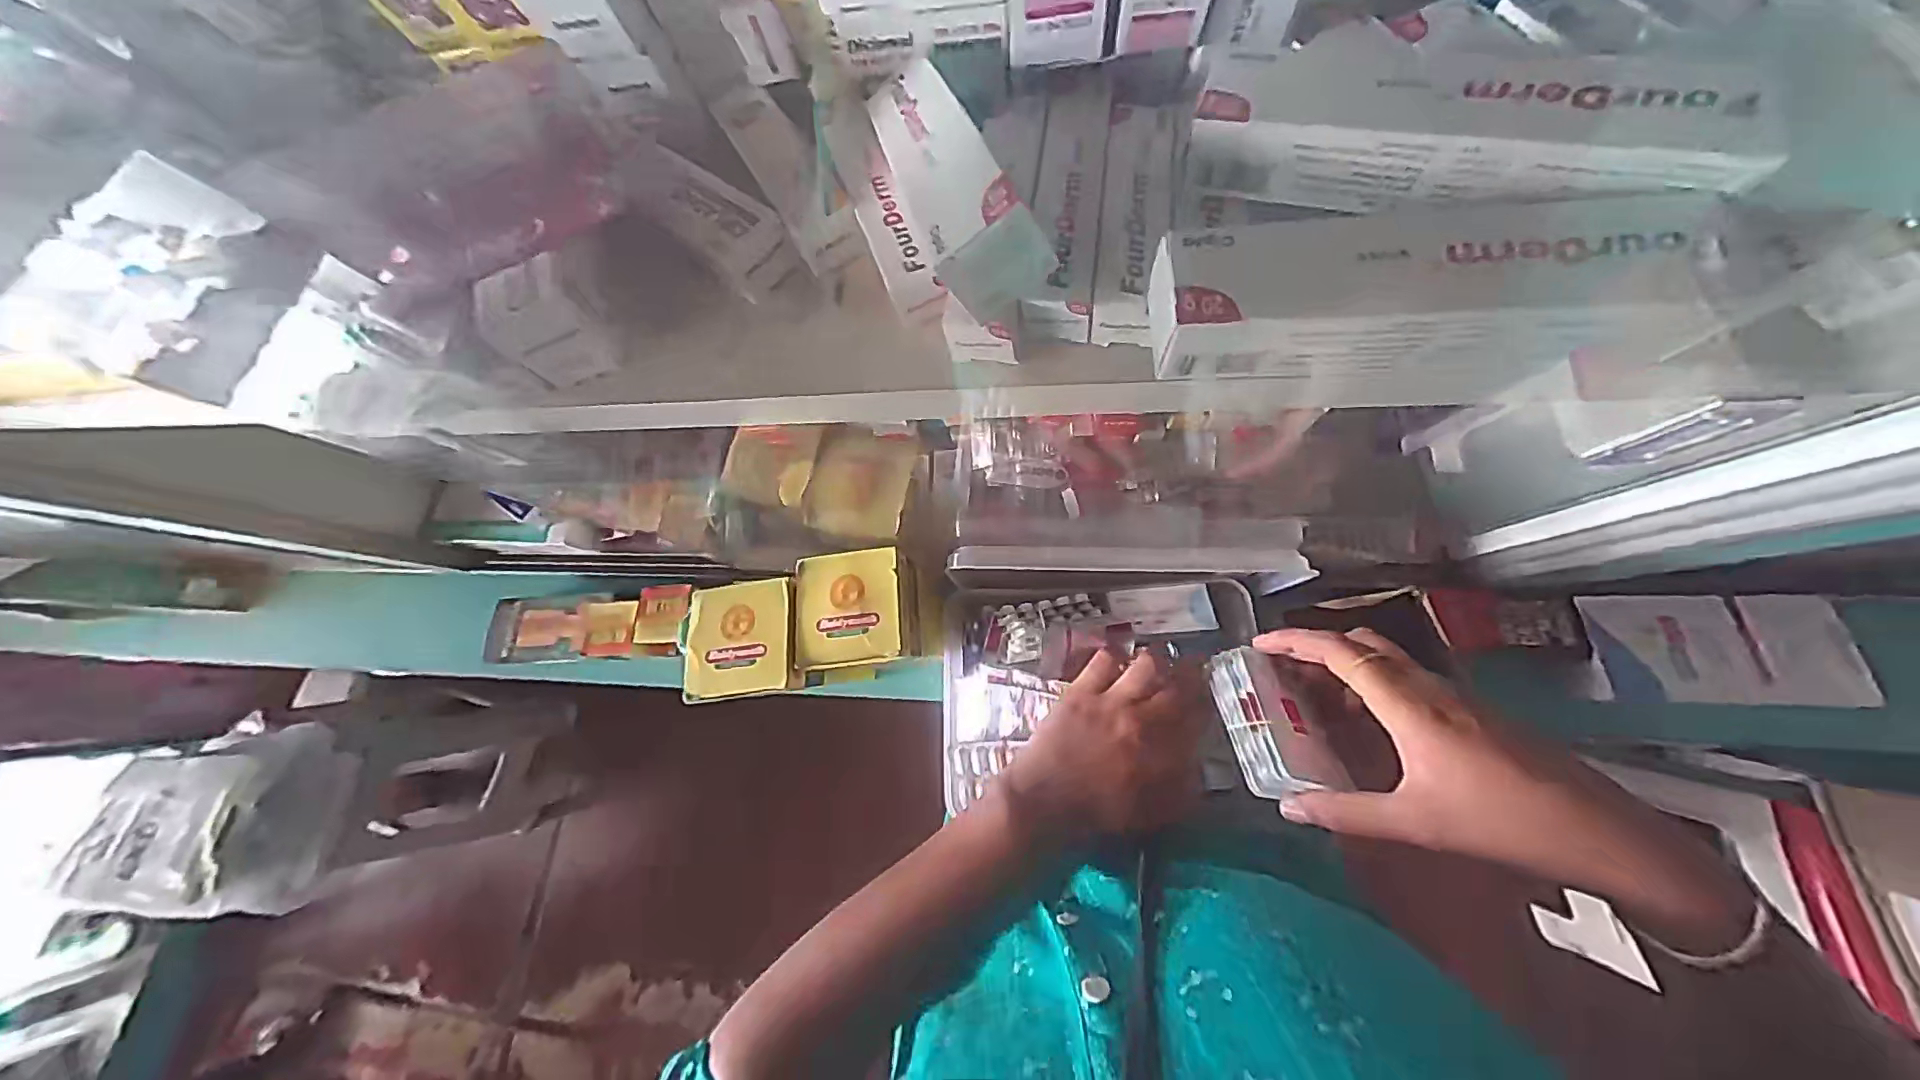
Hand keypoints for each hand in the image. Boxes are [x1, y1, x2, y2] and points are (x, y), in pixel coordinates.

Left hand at [995, 648, 1205, 842]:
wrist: (1045, 801)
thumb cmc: (1095, 812)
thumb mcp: (1148, 812)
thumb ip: (1178, 790)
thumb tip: (1198, 769)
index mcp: (1161, 754)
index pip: (1196, 719)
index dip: (1205, 704)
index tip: (1205, 697)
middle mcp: (1142, 721)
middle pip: (1178, 687)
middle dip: (1191, 675)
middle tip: (1193, 667)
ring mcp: (1110, 702)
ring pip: (1147, 665)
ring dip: (1156, 661)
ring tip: (1155, 661)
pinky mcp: (1080, 692)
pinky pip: (1104, 660)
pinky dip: (1114, 656)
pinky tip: (1116, 660)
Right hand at [1253, 627, 1752, 952]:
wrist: (1603, 834)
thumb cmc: (1503, 823)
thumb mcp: (1416, 823)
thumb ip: (1347, 813)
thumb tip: (1289, 808)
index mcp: (1409, 705)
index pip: (1342, 653)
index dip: (1296, 641)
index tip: (1262, 642)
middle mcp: (1429, 688)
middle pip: (1362, 644)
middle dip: (1317, 647)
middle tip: (1284, 669)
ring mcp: (1455, 696)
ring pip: (1387, 659)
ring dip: (1345, 666)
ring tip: (1317, 695)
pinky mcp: (1472, 710)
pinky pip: (1407, 679)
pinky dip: (1373, 684)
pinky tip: (1369, 722)